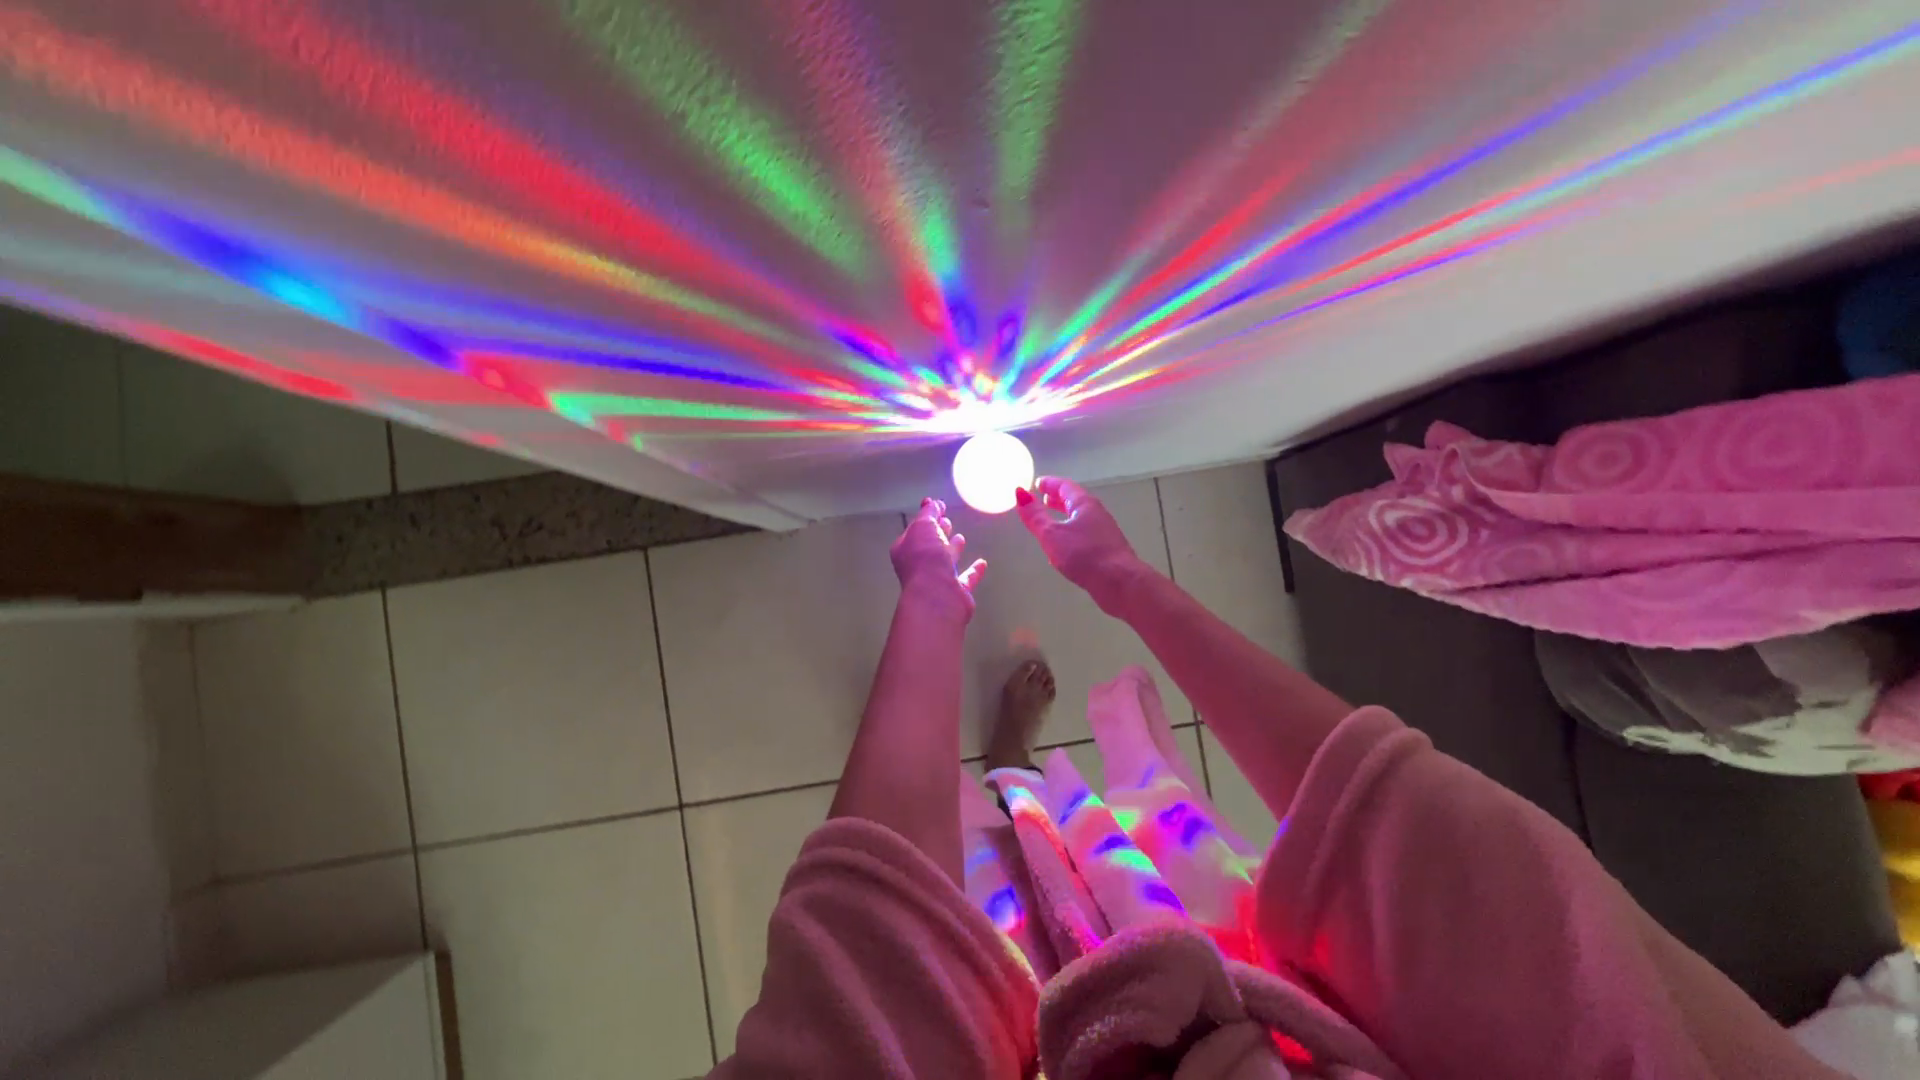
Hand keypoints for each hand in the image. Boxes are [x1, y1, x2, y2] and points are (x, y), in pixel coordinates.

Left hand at [892, 497, 987, 615]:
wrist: (938, 596)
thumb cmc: (925, 558)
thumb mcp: (923, 527)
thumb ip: (928, 513)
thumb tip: (930, 502)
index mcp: (906, 550)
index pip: (916, 530)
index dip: (926, 518)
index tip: (938, 506)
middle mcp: (919, 566)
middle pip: (929, 545)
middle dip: (938, 532)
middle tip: (947, 521)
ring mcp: (937, 580)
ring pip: (945, 561)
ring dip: (952, 549)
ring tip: (961, 537)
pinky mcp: (956, 593)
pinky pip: (966, 578)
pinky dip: (973, 571)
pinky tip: (982, 563)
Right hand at [1016, 477, 1147, 610]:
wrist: (1119, 582)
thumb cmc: (1083, 554)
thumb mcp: (1052, 534)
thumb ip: (1035, 516)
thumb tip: (1020, 493)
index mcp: (1084, 504)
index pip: (1065, 486)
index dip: (1050, 483)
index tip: (1037, 484)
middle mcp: (1097, 514)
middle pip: (1075, 501)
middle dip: (1058, 499)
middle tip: (1043, 499)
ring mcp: (1104, 532)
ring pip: (1081, 518)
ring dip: (1065, 517)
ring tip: (1051, 522)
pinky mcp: (1107, 550)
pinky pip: (1085, 534)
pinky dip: (1072, 533)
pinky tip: (1064, 548)